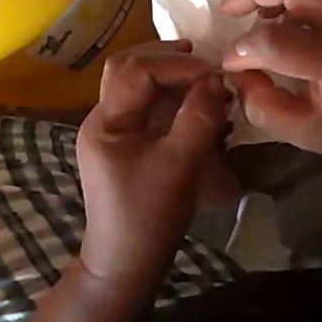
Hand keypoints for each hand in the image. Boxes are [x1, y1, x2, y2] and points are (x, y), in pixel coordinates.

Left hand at [76, 40, 229, 288]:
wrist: (126, 264)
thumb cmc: (149, 217)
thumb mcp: (180, 165)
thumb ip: (199, 119)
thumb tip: (219, 80)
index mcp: (106, 121)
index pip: (136, 70)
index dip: (177, 65)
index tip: (214, 73)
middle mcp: (103, 118)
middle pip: (128, 67)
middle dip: (166, 58)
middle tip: (203, 57)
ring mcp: (112, 130)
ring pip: (135, 83)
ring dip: (167, 72)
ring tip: (200, 72)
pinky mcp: (126, 143)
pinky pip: (144, 104)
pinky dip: (168, 93)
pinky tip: (193, 97)